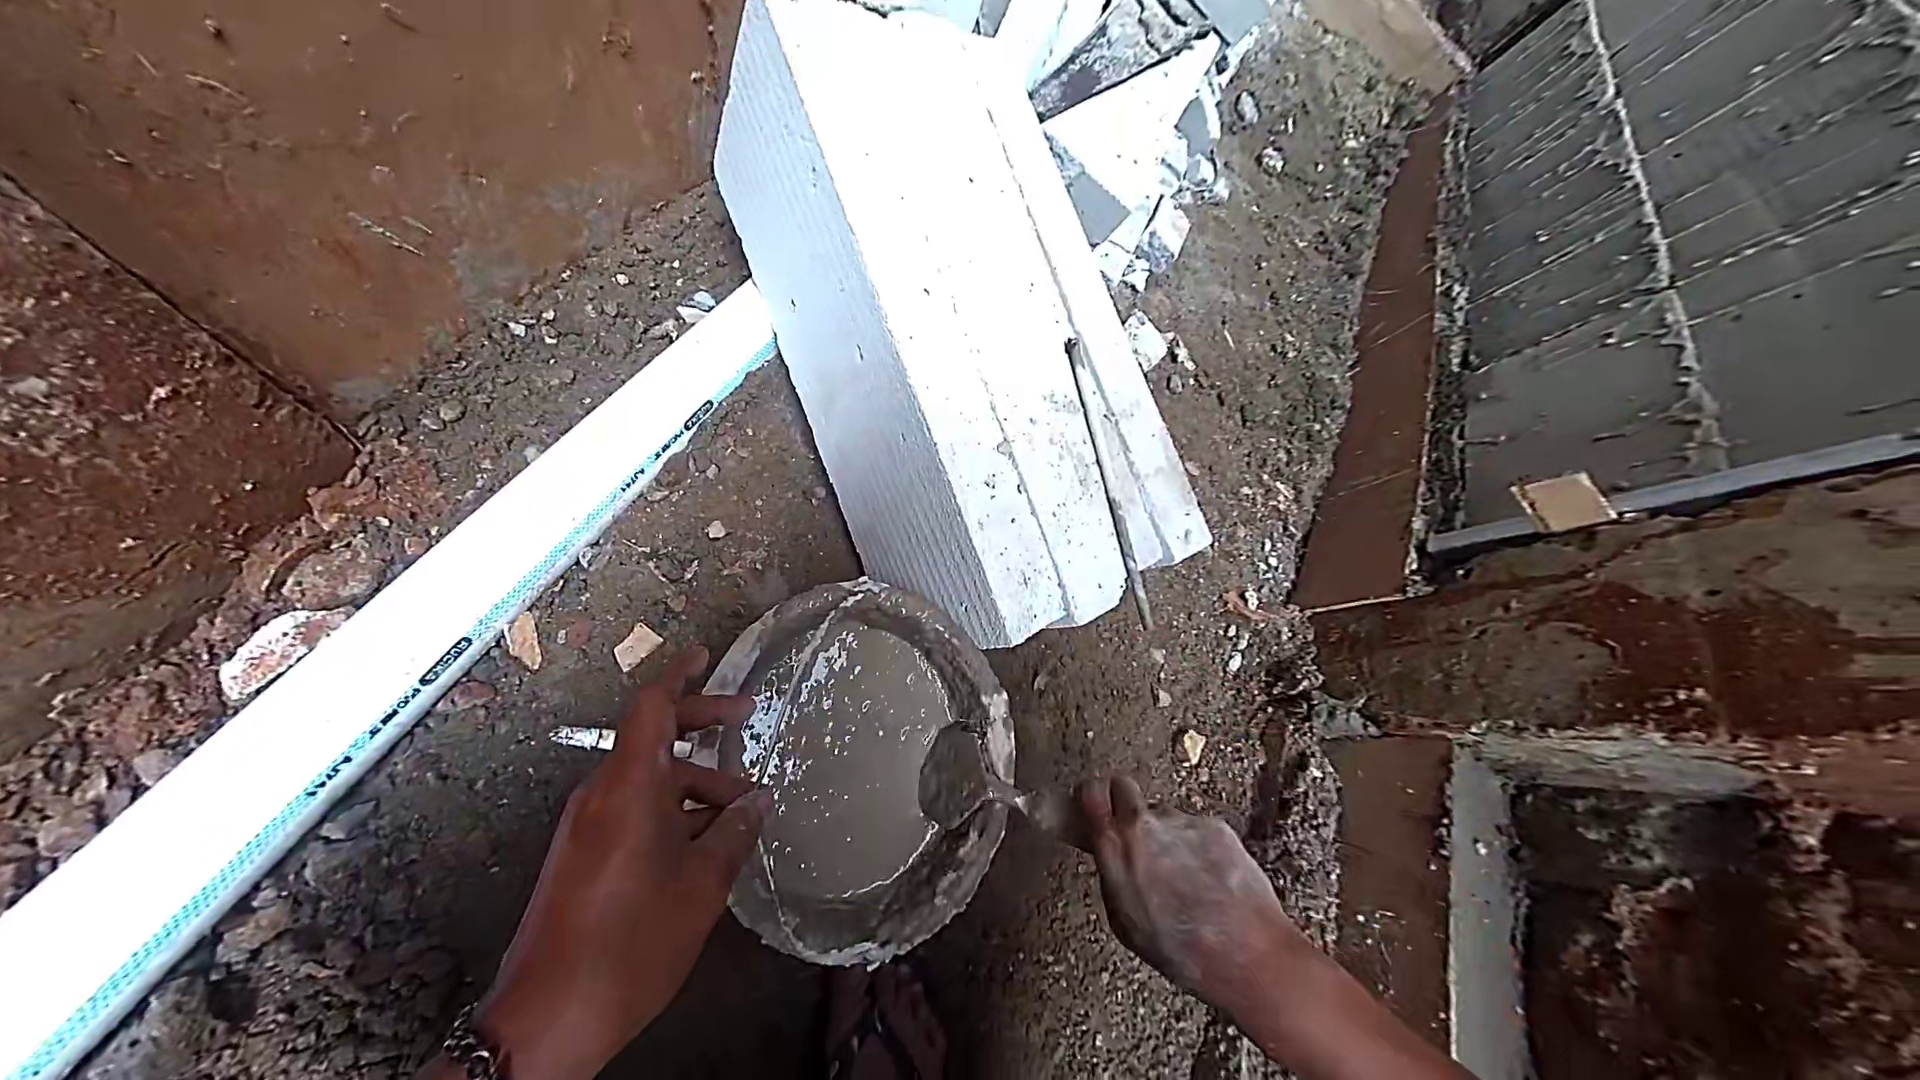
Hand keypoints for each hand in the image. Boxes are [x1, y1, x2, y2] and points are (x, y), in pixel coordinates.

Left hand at [469, 647, 769, 1079]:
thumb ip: (734, 832)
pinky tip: (708, 836)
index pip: (651, 708)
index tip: (704, 654)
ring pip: (649, 777)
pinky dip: (674, 806)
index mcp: (629, 788)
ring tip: (742, 805)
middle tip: (745, 716)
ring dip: (696, 779)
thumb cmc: (633, 941)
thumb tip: (760, 799)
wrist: (546, 1020)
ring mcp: (589, 825)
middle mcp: (602, 795)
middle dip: (702, 721)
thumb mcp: (702, 884)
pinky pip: (635, 807)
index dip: (679, 674)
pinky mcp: (585, 853)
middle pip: (653, 735)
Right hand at [1078, 776, 1303, 1017]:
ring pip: (1165, 816)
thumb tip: (1107, 855)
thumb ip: (1111, 875)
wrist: (1248, 953)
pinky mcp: (1214, 825)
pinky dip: (1201, 847)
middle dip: (1124, 801)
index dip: (1090, 796)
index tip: (1091, 802)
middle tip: (1135, 832)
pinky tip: (1211, 880)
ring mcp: (1182, 821)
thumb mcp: (1124, 922)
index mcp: (1116, 847)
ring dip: (1170, 837)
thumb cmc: (1184, 950)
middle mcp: (1145, 825)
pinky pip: (1197, 828)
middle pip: (1123, 786)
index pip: (1090, 793)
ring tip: (1186, 878)